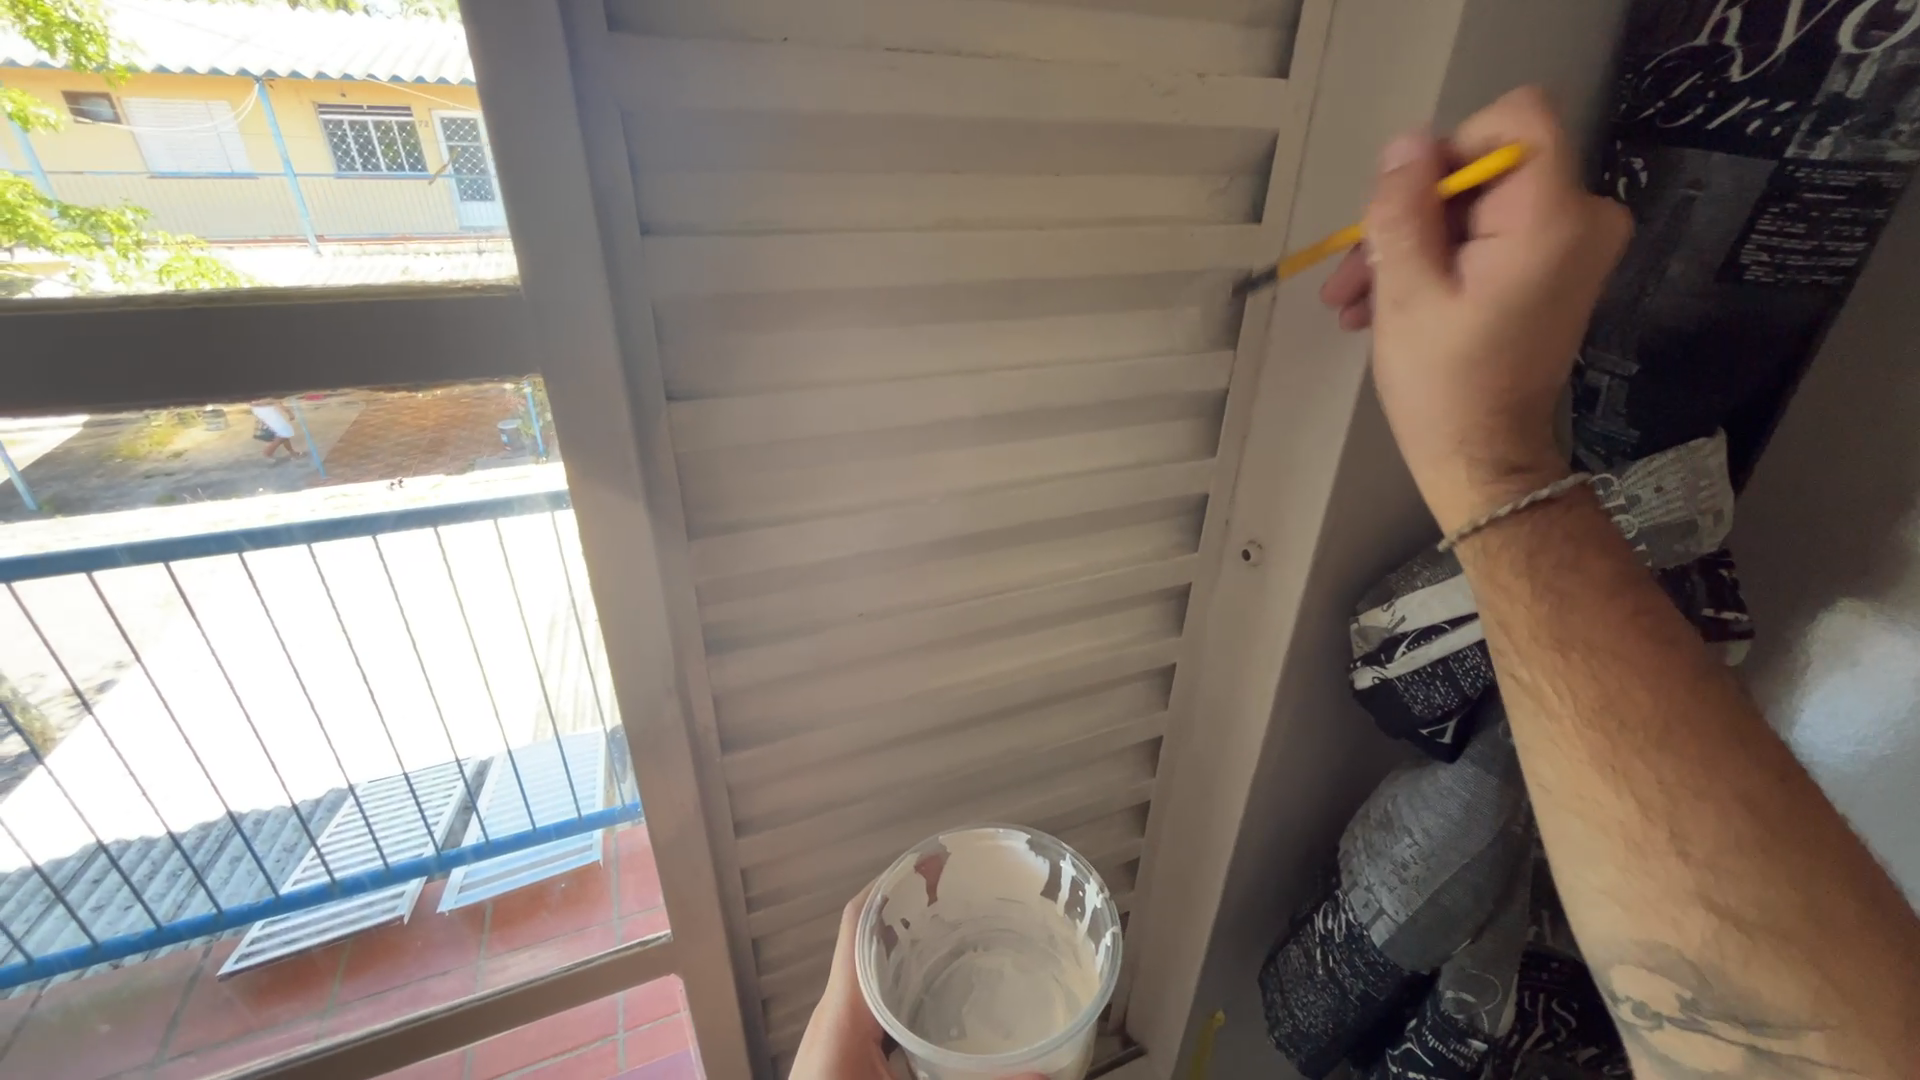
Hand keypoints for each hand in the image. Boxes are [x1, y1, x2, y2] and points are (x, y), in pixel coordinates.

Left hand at [789, 885, 1046, 1079]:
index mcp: (843, 1013)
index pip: (859, 922)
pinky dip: (905, 990)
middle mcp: (834, 1015)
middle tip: (968, 895)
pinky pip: (874, 1007)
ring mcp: (835, 1039)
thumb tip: (1052, 1073)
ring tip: (963, 936)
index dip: (895, 882)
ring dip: (909, 950)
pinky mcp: (843, 1059)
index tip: (940, 860)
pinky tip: (940, 1006)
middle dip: (914, 912)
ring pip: (871, 974)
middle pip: (868, 940)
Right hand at [1319, 86, 1631, 532]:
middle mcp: (1581, 216)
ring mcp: (1570, 244)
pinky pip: (1485, 239)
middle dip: (1407, 218)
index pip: (1512, 119)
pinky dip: (1433, 264)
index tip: (1402, 214)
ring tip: (1352, 303)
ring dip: (1407, 249)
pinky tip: (1384, 306)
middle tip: (1349, 279)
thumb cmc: (1441, 384)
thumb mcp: (1404, 295)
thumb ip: (1403, 212)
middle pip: (1483, 170)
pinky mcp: (1551, 268)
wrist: (1481, 456)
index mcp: (1551, 218)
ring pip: (1473, 209)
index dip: (1446, 154)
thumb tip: (1404, 143)